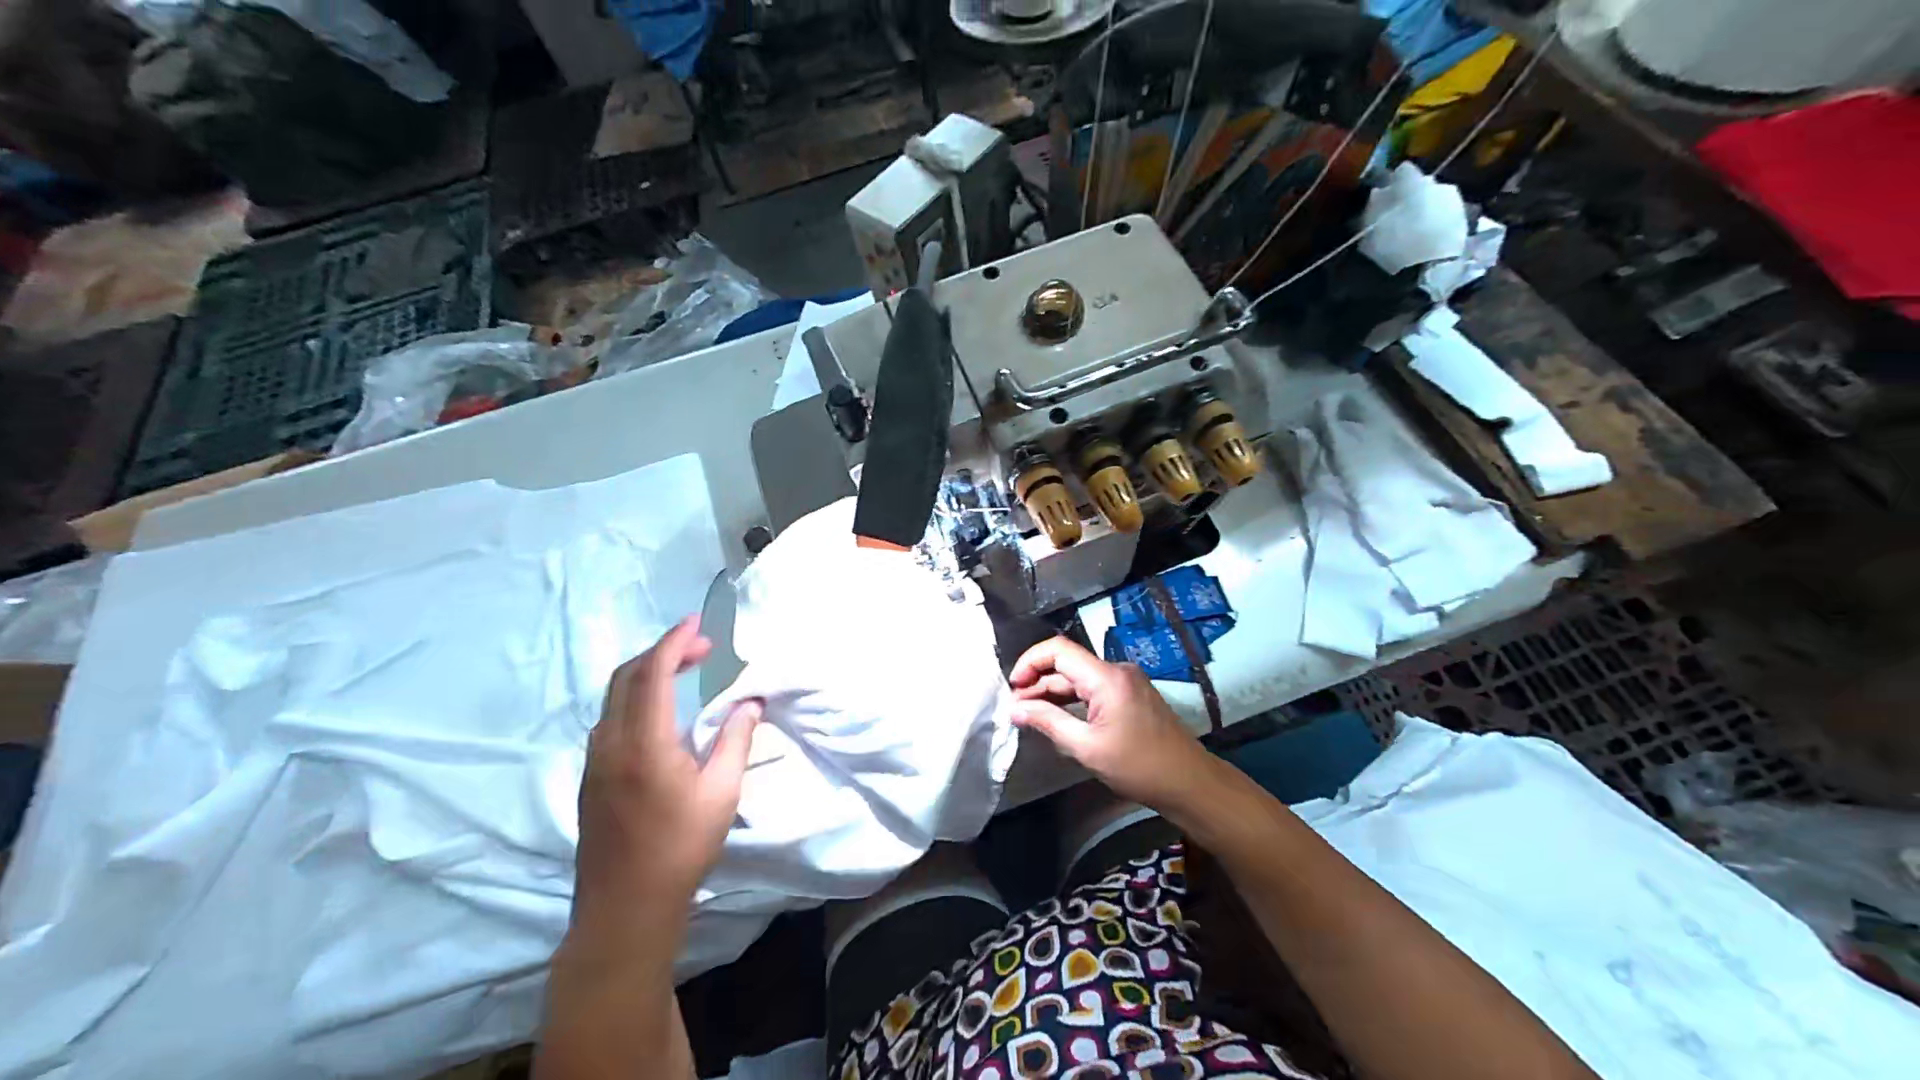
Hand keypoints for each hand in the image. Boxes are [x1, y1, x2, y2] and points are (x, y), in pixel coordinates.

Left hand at [576, 617, 760, 919]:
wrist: (626, 906)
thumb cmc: (681, 848)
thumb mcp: (722, 792)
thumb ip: (736, 740)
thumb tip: (750, 703)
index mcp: (644, 742)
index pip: (654, 672)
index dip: (675, 641)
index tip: (699, 623)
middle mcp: (611, 742)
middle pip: (627, 675)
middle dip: (663, 650)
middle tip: (701, 646)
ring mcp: (595, 759)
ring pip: (614, 695)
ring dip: (647, 672)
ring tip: (684, 670)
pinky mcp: (591, 775)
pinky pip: (610, 716)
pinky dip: (636, 696)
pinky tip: (662, 711)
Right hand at [1009, 637, 1223, 817]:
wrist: (1190, 783)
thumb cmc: (1139, 766)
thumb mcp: (1087, 747)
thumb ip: (1048, 722)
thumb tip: (1014, 709)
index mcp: (1107, 677)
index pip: (1058, 650)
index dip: (1029, 662)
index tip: (1012, 687)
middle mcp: (1116, 671)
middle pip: (1067, 663)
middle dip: (1037, 682)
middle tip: (1015, 708)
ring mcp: (1125, 682)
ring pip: (1078, 678)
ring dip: (1052, 693)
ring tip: (1028, 714)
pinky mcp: (1129, 696)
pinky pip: (1092, 689)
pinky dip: (1070, 700)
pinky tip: (1055, 718)